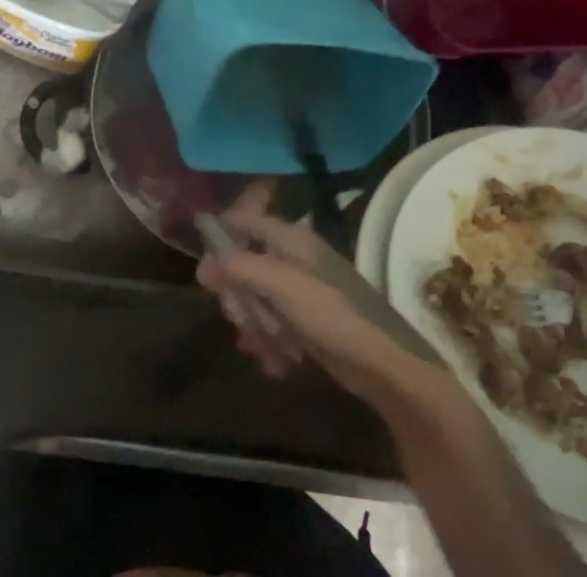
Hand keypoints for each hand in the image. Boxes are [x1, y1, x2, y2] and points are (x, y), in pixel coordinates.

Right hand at [197, 183, 428, 398]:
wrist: (383, 364)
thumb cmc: (332, 314)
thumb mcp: (280, 285)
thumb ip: (239, 268)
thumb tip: (203, 266)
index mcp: (291, 240)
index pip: (244, 220)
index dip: (219, 236)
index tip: (204, 267)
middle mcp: (293, 259)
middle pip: (244, 266)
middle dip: (237, 297)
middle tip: (239, 319)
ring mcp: (300, 291)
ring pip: (256, 299)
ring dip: (253, 326)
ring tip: (261, 350)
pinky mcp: (306, 321)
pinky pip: (273, 324)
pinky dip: (270, 343)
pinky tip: (274, 363)